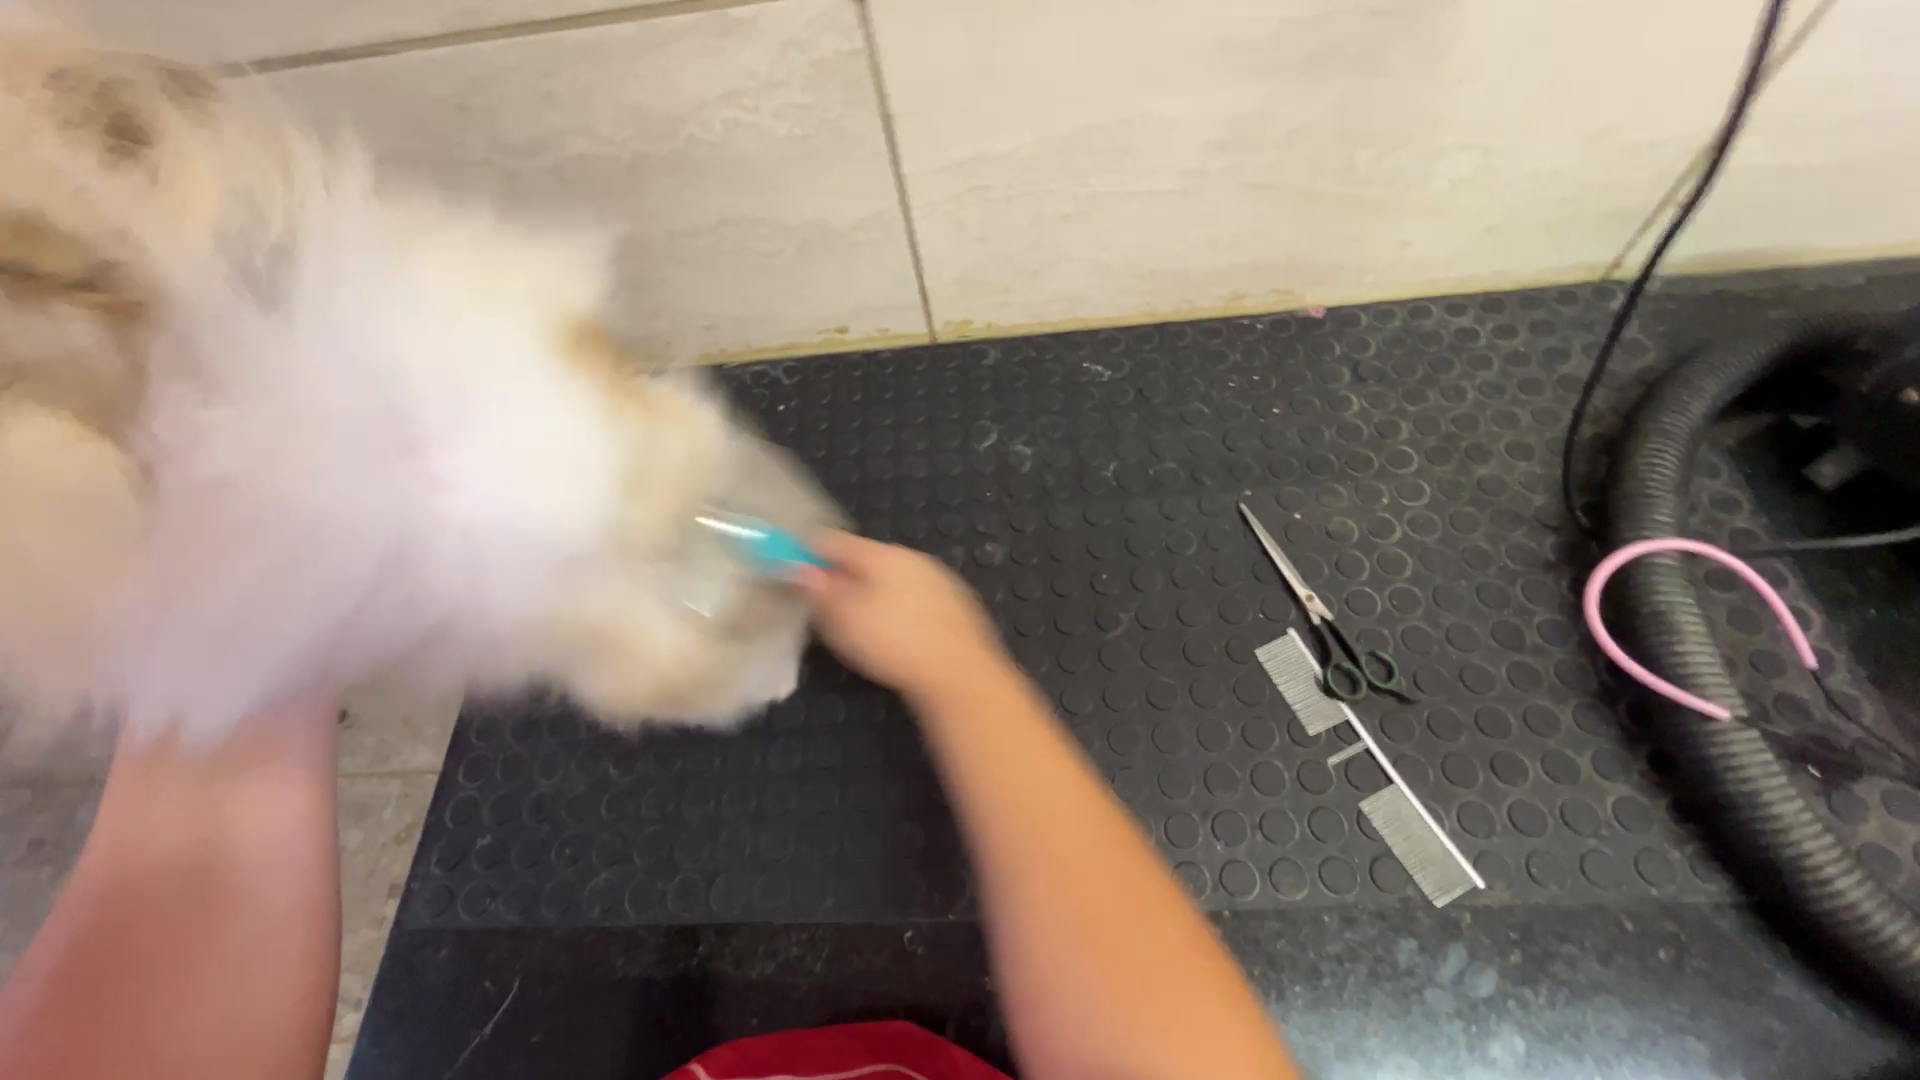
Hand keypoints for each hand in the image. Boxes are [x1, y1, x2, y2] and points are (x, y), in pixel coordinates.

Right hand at [796, 531, 1008, 699]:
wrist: (960, 674)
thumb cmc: (893, 643)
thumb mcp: (842, 618)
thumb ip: (816, 589)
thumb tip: (794, 566)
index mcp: (881, 553)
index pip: (830, 539)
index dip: (804, 553)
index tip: (786, 571)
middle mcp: (912, 557)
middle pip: (862, 558)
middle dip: (838, 576)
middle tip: (818, 605)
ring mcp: (938, 579)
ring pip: (889, 579)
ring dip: (868, 593)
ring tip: (855, 625)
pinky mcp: (954, 606)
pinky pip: (912, 598)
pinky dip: (896, 609)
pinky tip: (894, 636)